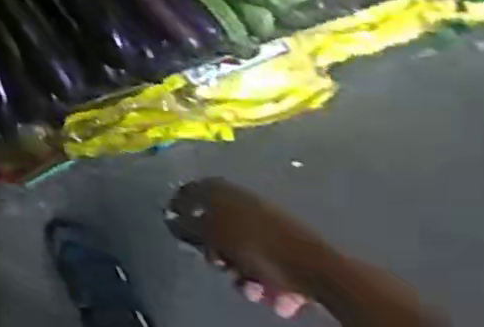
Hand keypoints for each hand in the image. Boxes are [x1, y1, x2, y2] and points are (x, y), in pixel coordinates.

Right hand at [167, 180, 310, 319]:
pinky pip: (263, 263)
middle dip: (217, 253)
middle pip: (215, 226)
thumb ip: (188, 224)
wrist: (315, 266)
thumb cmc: (257, 246)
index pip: (190, 192)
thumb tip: (168, 216)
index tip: (175, 231)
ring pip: (241, 251)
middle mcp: (240, 200)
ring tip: (252, 289)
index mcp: (221, 189)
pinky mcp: (281, 244)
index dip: (178, 209)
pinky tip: (272, 293)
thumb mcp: (214, 234)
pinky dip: (264, 279)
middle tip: (221, 266)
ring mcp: (263, 221)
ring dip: (243, 275)